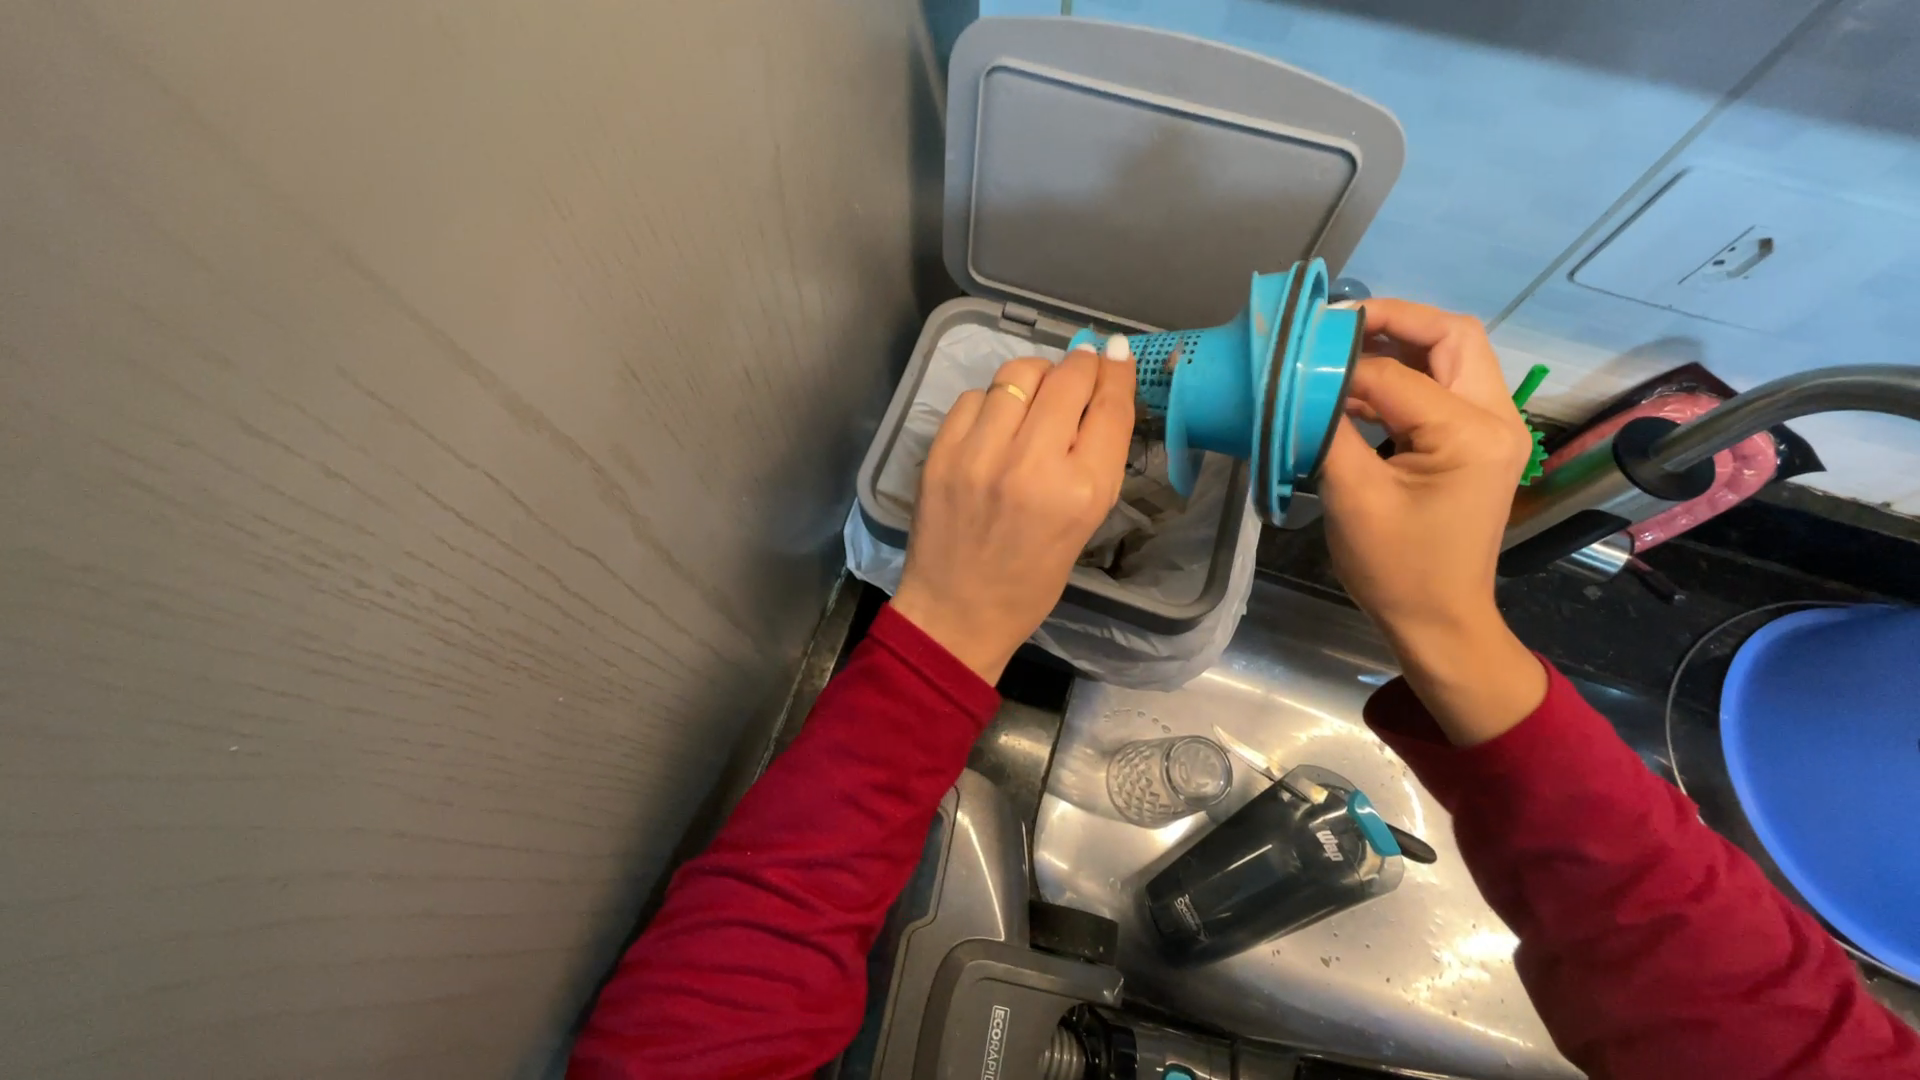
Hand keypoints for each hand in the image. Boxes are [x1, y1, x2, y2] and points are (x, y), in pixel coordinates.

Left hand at [891, 338, 1136, 682]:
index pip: (1110, 408)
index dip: (1117, 373)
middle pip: (1068, 379)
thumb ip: (1093, 460)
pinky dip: (992, 401)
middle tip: (1080, 369)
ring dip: (1037, 376)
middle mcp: (1034, 465)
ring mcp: (981, 455)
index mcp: (1082, 493)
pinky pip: (976, 397)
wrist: (956, 613)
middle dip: (1081, 365)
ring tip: (1038, 393)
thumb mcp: (1084, 525)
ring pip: (1019, 375)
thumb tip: (1100, 395)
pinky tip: (996, 422)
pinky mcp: (942, 453)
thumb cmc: (1031, 581)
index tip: (1116, 353)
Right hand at [1318, 300, 1545, 744]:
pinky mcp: (1477, 444)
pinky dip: (1403, 378)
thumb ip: (1327, 428)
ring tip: (1337, 351)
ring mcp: (1494, 431)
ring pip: (1452, 358)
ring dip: (1398, 347)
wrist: (1438, 619)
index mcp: (1471, 432)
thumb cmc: (1394, 566)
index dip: (1340, 359)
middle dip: (1394, 321)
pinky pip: (1443, 390)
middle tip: (1334, 326)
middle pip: (1453, 336)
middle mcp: (1497, 419)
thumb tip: (1298, 382)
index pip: (1397, 372)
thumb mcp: (1352, 495)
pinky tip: (1356, 390)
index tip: (1292, 353)